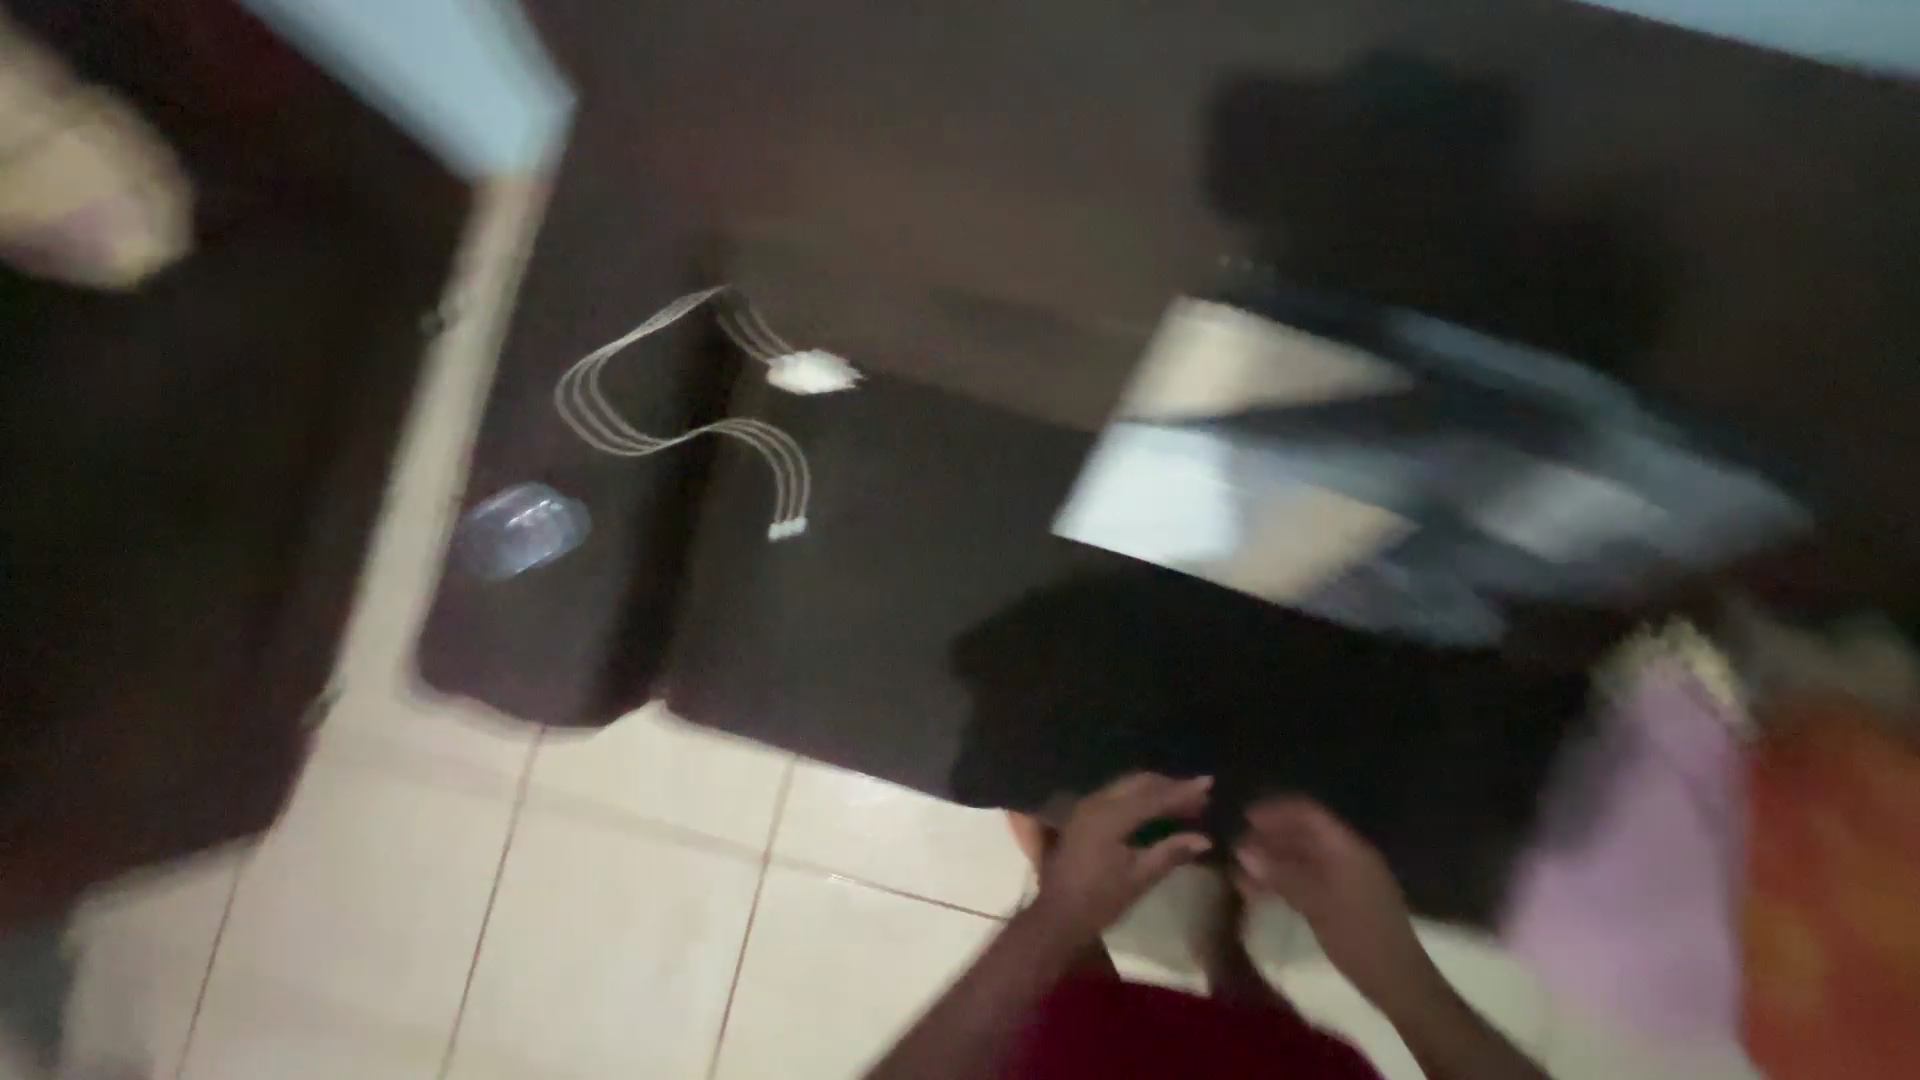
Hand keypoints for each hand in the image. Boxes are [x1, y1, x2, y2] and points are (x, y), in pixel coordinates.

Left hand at [1027, 773, 1212, 945]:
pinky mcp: (1085, 813)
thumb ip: (1171, 853)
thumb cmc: (1100, 900)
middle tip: (1201, 794)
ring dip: (1156, 790)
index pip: (1153, 796)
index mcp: (1110, 816)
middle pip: (1140, 783)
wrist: (1058, 913)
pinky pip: (1118, 794)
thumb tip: (1205, 839)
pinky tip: (1158, 808)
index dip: (1182, 790)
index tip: (1209, 782)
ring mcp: (1088, 805)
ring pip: (1128, 786)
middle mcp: (1097, 802)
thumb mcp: (1139, 878)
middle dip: (1171, 786)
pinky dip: (1140, 796)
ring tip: (1186, 800)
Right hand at [1236, 798, 1440, 1009]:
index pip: (1307, 813)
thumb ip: (1279, 873)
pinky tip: (1259, 891)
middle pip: (1304, 834)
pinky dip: (1284, 881)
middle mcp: (1347, 857)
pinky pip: (1308, 879)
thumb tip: (1242, 849)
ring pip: (1303, 859)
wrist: (1400, 985)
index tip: (1245, 819)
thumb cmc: (1359, 936)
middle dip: (1270, 837)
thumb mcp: (1315, 903)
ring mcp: (1346, 879)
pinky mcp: (1343, 900)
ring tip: (1241, 871)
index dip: (1275, 811)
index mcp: (1347, 848)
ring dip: (1273, 861)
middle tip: (1237, 847)